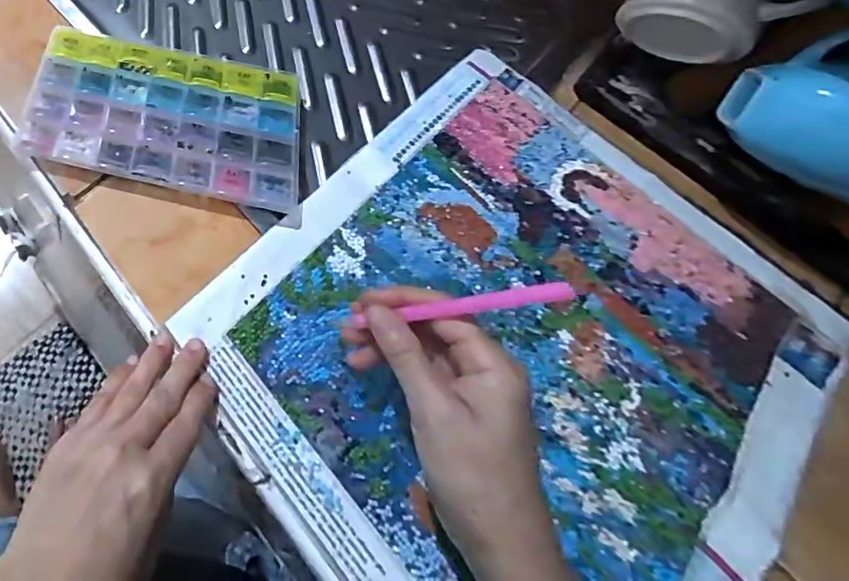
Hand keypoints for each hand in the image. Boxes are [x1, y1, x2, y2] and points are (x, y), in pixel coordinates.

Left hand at [0, 332, 217, 580]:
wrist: (40, 580)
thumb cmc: (104, 575)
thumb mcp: (150, 544)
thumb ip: (161, 497)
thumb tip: (165, 463)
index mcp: (150, 481)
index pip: (184, 429)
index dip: (200, 401)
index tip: (212, 378)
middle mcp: (124, 450)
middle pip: (159, 400)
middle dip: (181, 370)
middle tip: (196, 344)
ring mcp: (93, 439)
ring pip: (129, 391)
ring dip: (149, 362)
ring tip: (164, 339)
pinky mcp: (68, 439)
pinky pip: (98, 400)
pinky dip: (115, 379)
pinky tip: (127, 366)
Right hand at [342, 288, 570, 580]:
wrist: (500, 546)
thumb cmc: (471, 474)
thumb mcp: (432, 409)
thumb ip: (404, 354)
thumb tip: (375, 309)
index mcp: (492, 362)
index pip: (444, 312)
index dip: (402, 302)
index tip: (362, 302)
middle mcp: (484, 367)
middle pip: (431, 327)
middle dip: (389, 322)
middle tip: (348, 325)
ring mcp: (470, 387)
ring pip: (422, 348)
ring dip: (386, 343)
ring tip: (348, 345)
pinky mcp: (457, 406)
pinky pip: (422, 371)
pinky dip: (394, 366)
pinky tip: (365, 366)